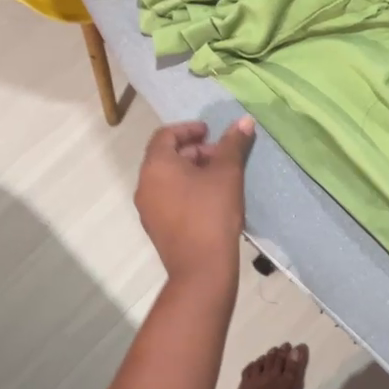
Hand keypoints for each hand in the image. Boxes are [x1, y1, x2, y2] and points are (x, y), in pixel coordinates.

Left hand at [135, 118, 256, 284]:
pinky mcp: (156, 227)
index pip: (166, 135)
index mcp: (156, 166)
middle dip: (195, 151)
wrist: (201, 267)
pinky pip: (168, 197)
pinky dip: (185, 189)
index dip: (189, 129)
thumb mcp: (228, 172)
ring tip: (219, 176)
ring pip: (167, 178)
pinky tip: (211, 198)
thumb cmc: (212, 211)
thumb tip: (244, 120)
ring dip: (191, 170)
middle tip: (221, 155)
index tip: (211, 132)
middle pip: (166, 156)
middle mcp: (144, 184)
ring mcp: (147, 208)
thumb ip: (233, 144)